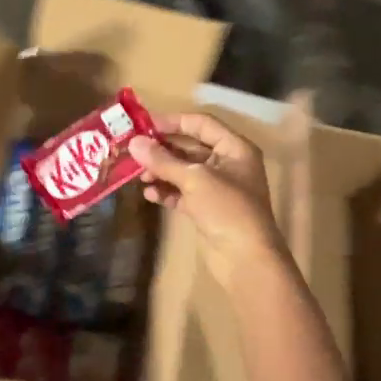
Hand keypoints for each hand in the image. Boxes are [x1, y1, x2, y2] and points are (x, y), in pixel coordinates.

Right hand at [127, 113, 288, 287]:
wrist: (246, 258)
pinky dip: (167, 191)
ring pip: (184, 171)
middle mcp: (228, 164)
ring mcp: (218, 188)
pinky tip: (150, 194)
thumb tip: (134, 143)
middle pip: (190, 148)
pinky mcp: (208, 209)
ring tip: (139, 176)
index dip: (173, 121)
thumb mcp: (194, 179)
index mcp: (235, 148)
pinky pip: (184, 193)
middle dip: (163, 150)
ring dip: (162, 172)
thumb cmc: (227, 209)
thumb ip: (163, 160)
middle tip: (134, 151)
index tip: (144, 125)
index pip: (201, 124)